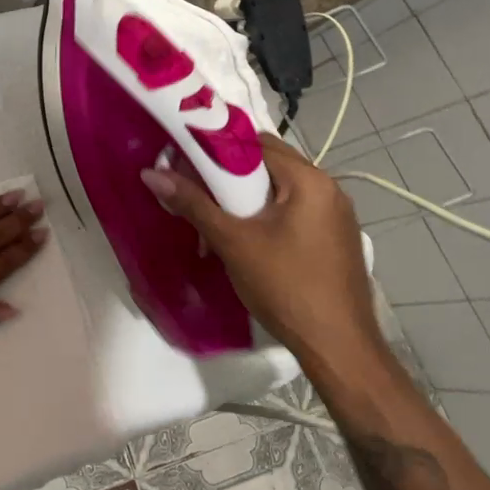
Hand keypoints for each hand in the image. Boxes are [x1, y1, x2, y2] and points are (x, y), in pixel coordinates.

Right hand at [141, 134, 382, 367]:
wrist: (338, 347)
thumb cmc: (285, 287)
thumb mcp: (232, 242)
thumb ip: (192, 203)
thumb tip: (151, 173)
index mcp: (309, 180)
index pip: (253, 142)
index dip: (214, 148)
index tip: (181, 160)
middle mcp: (328, 187)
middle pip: (267, 162)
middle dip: (227, 173)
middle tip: (191, 187)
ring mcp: (335, 213)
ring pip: (278, 187)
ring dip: (244, 195)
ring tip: (211, 213)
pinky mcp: (333, 236)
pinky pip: (291, 208)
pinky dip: (264, 211)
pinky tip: (243, 233)